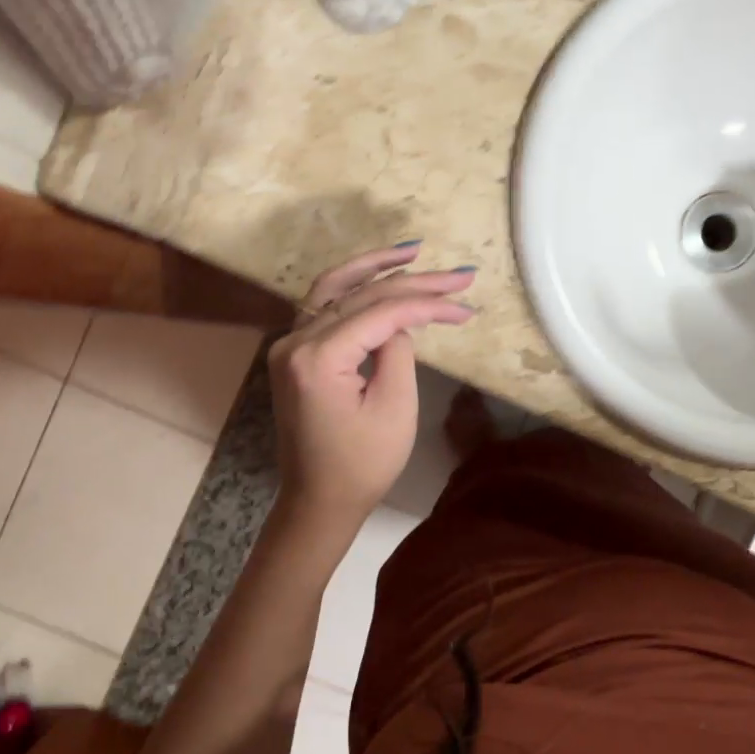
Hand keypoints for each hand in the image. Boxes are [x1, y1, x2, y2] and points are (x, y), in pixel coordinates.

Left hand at [269, 243, 475, 519]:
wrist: (319, 501)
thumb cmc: (362, 465)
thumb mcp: (394, 408)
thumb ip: (398, 352)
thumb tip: (401, 321)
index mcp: (317, 358)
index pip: (379, 312)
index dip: (426, 305)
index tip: (465, 306)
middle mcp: (294, 341)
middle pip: (358, 295)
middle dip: (412, 283)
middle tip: (458, 275)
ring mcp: (288, 346)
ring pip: (333, 289)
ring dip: (374, 269)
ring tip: (412, 252)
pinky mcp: (294, 355)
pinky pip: (323, 309)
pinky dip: (353, 291)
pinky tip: (380, 279)